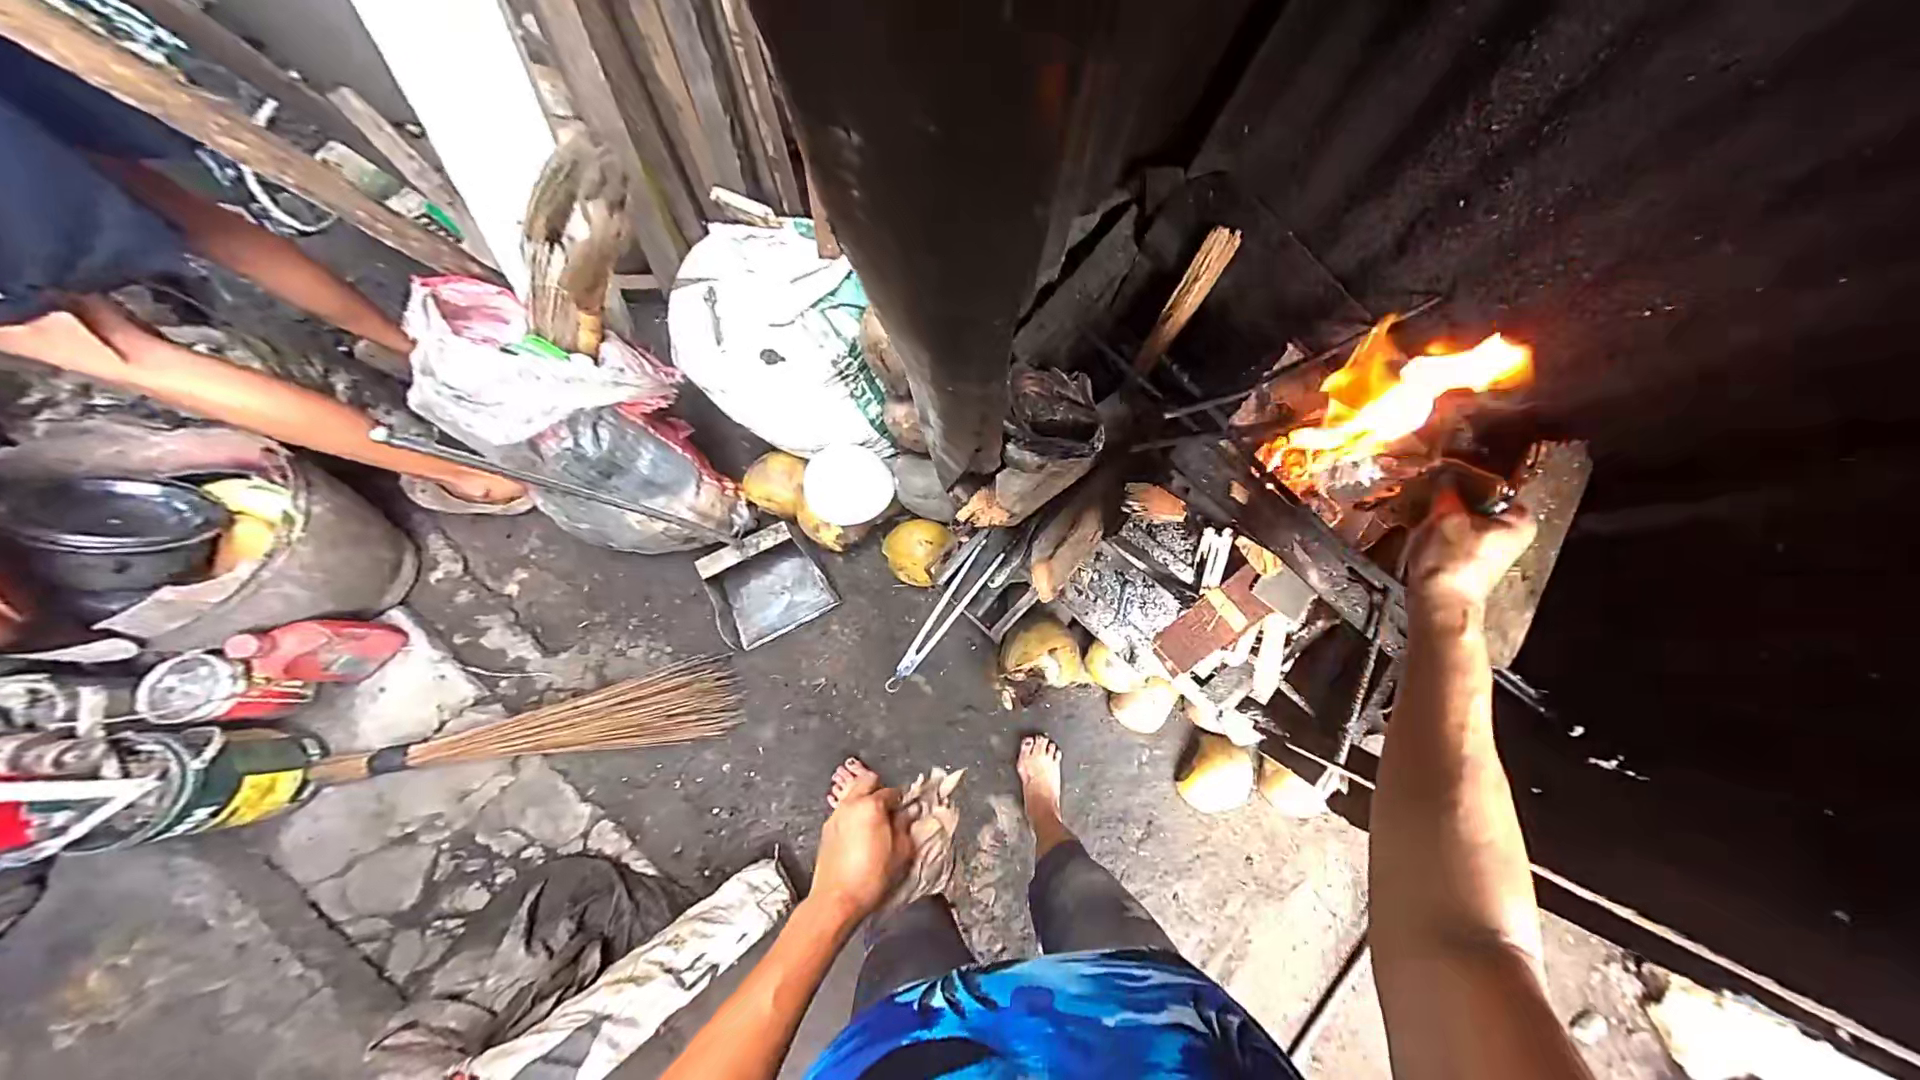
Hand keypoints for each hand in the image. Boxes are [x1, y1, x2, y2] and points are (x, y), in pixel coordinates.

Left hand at [810, 777, 911, 921]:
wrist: (836, 900)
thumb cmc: (871, 877)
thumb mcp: (900, 852)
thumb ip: (905, 826)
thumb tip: (907, 813)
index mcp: (872, 805)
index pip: (892, 791)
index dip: (901, 800)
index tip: (906, 810)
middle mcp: (851, 803)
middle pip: (867, 781)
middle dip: (880, 790)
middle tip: (890, 809)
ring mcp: (836, 814)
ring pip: (853, 793)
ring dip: (865, 799)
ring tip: (874, 821)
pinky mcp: (827, 828)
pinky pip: (843, 810)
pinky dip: (853, 813)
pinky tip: (859, 833)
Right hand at [1404, 486, 1536, 610]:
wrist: (1439, 602)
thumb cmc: (1450, 559)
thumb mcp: (1445, 516)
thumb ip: (1446, 491)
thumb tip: (1443, 472)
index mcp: (1520, 520)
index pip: (1494, 486)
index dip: (1467, 478)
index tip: (1444, 473)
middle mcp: (1513, 535)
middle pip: (1479, 504)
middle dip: (1454, 498)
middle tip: (1430, 491)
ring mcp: (1492, 550)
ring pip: (1466, 520)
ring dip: (1445, 514)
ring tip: (1424, 508)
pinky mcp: (1472, 562)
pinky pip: (1457, 535)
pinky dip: (1442, 531)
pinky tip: (1424, 530)